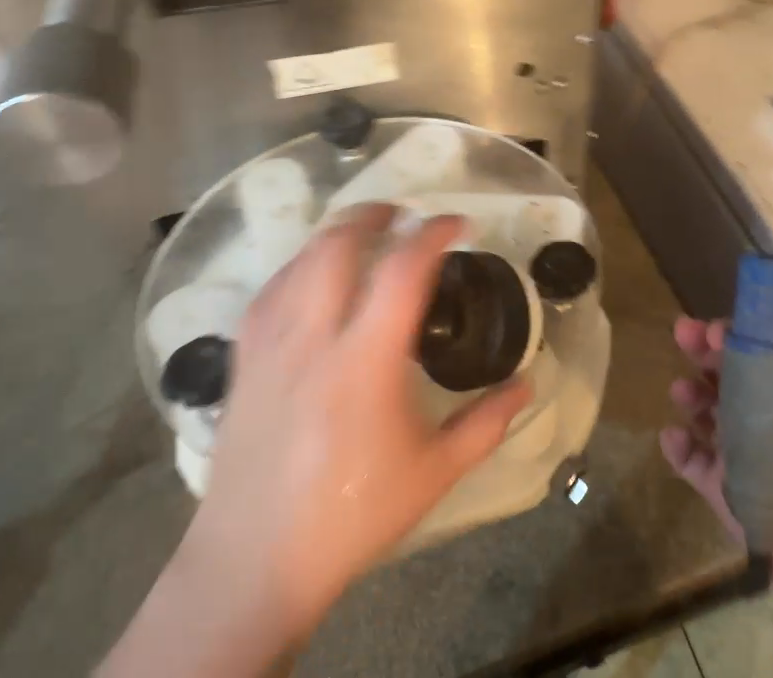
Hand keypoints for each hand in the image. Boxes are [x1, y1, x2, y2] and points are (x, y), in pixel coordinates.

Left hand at [104, 206, 531, 676]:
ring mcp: (271, 347)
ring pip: (298, 261)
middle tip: (404, 214)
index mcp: (366, 360)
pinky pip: (266, 293)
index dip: (433, 233)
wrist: (257, 558)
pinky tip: (308, 275)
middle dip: (374, 214)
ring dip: (334, 235)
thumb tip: (528, 386)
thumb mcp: (435, 471)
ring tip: (362, 232)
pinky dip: (295, 268)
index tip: (458, 223)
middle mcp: (314, 337)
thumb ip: (486, 422)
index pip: (403, 268)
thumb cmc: (354, 515)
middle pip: (338, 246)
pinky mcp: (244, 363)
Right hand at [660, 317, 772, 677]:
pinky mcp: (723, 490)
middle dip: (706, 352)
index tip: (727, 325)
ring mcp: (743, 454)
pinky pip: (693, 463)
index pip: (772, 357)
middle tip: (684, 334)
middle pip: (732, 376)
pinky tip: (672, 438)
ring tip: (681, 389)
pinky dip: (678, 448)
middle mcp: (771, 422)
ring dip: (691, 394)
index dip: (749, 336)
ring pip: (707, 413)